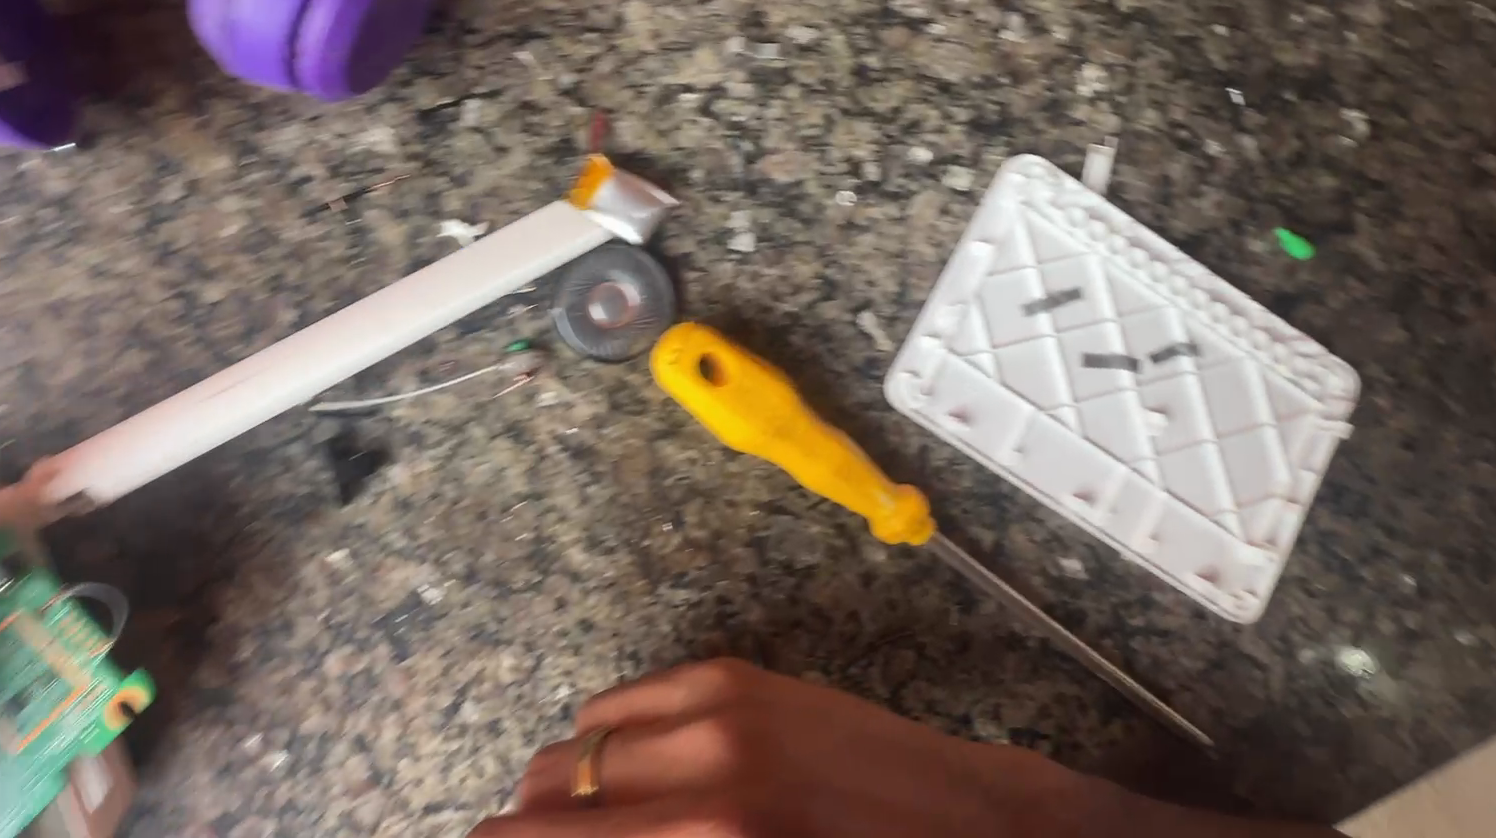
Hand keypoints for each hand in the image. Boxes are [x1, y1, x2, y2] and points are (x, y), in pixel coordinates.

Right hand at [473, 658, 1337, 837]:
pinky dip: (605, 730)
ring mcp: (711, 710)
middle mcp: (696, 774)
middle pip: (549, 786)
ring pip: (581, 739)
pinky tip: (624, 758)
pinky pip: (624, 696)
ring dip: (564, 778)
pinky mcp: (730, 673)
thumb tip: (586, 833)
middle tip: (529, 835)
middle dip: (525, 819)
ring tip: (578, 805)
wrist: (970, 825)